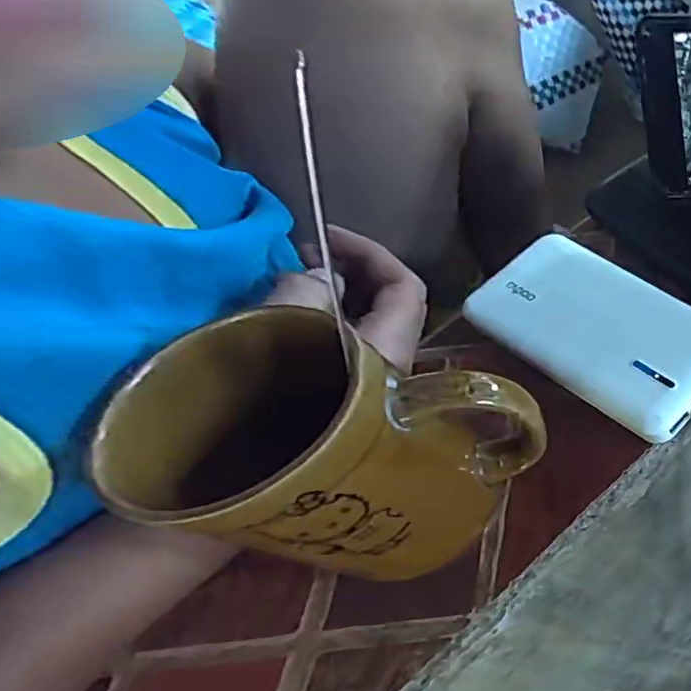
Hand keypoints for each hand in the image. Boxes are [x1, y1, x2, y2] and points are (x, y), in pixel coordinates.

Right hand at [264, 225, 427, 371]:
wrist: (283, 455)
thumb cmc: (293, 380)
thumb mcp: (294, 319)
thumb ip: (313, 286)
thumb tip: (324, 276)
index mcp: (395, 343)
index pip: (407, 286)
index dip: (372, 253)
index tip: (327, 236)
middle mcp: (393, 360)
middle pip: (390, 303)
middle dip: (353, 270)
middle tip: (305, 252)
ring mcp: (373, 375)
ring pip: (368, 322)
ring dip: (338, 293)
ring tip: (296, 275)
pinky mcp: (350, 385)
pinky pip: (348, 339)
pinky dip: (329, 317)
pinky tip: (294, 307)